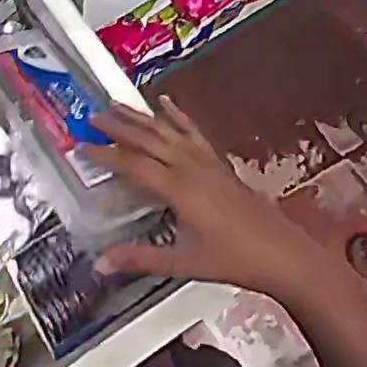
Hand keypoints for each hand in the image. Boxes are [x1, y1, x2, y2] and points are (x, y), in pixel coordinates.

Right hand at [86, 99, 314, 295]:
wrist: (285, 255)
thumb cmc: (234, 260)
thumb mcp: (183, 262)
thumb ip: (139, 259)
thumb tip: (99, 263)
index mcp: (179, 188)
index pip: (133, 164)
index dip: (106, 155)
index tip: (81, 147)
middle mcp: (190, 167)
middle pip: (148, 139)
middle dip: (118, 126)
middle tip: (92, 115)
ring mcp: (207, 162)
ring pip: (167, 130)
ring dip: (140, 116)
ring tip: (117, 103)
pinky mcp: (219, 163)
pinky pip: (193, 132)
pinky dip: (177, 116)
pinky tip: (166, 103)